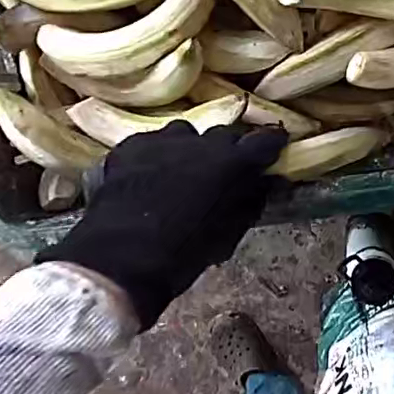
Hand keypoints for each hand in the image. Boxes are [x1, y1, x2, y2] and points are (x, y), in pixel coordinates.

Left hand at [37, 122, 286, 327]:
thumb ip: (250, 202)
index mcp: (232, 163)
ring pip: (186, 134)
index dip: (272, 144)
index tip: (275, 149)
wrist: (118, 259)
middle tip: (226, 171)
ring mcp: (162, 140)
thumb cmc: (182, 254)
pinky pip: (153, 143)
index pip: (265, 140)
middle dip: (230, 149)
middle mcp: (201, 142)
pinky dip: (158, 156)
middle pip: (225, 135)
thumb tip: (262, 185)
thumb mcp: (229, 234)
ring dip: (191, 149)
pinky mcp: (130, 146)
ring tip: (184, 171)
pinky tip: (150, 176)